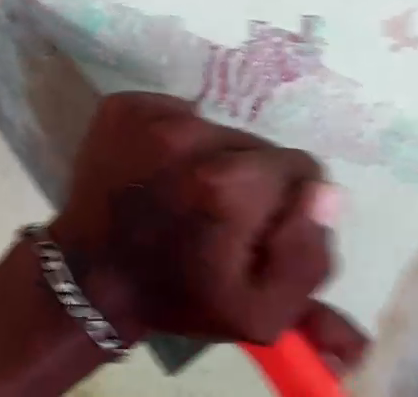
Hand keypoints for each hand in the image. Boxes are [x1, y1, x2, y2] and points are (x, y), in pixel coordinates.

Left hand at [46, 92, 366, 368]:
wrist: (92, 273)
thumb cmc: (181, 295)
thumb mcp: (264, 311)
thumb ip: (308, 254)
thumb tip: (326, 193)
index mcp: (227, 185)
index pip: (298, 166)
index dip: (288, 199)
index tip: (260, 224)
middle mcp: (187, 136)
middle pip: (254, 143)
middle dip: (249, 177)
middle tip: (219, 214)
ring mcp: (147, 116)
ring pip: (213, 126)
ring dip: (211, 154)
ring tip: (186, 192)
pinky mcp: (119, 106)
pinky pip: (173, 110)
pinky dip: (174, 134)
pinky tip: (158, 169)